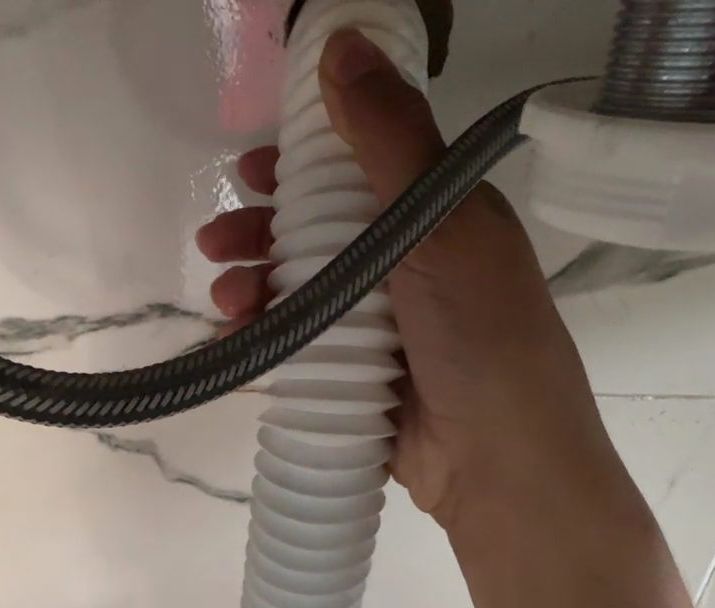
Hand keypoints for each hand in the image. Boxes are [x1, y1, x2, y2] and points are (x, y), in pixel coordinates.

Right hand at [196, 29, 616, 531]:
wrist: (497, 459)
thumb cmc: (479, 333)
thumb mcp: (439, 224)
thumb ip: (389, 139)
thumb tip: (342, 39)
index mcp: (436, 218)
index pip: (359, 172)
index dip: (303, 165)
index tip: (255, 169)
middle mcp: (407, 267)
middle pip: (317, 234)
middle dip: (259, 233)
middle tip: (217, 241)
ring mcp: (379, 328)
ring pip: (298, 292)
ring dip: (252, 288)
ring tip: (225, 299)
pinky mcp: (356, 380)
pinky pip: (297, 348)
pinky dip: (259, 341)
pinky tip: (230, 341)